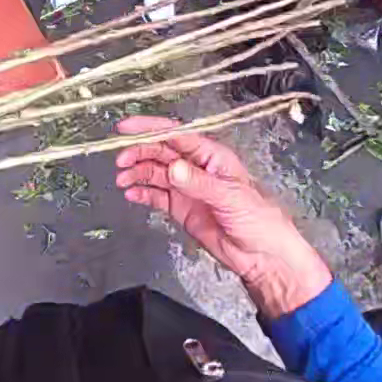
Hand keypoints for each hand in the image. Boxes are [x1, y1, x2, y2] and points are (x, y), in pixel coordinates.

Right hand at [113, 116, 330, 316]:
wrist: (261, 253)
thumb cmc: (256, 217)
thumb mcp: (229, 196)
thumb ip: (198, 183)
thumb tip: (173, 168)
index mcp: (211, 156)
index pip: (177, 135)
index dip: (151, 128)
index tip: (127, 128)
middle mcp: (197, 167)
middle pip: (162, 151)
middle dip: (140, 152)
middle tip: (120, 161)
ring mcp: (188, 188)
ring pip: (157, 172)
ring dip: (138, 172)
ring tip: (122, 179)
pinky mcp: (182, 208)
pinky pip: (158, 195)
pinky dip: (143, 193)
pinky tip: (131, 194)